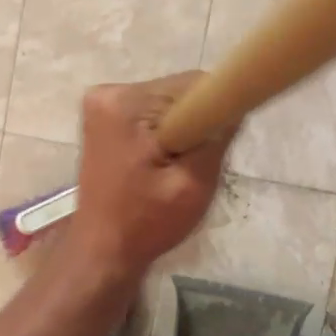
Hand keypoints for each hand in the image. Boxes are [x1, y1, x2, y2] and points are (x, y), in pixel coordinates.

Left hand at [65, 72, 230, 278]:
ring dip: (179, 131)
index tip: (215, 146)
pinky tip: (156, 166)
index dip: (214, 113)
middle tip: (191, 166)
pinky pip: (149, 115)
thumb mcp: (194, 184)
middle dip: (194, 124)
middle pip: (177, 92)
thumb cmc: (147, 223)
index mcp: (126, 104)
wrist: (103, 250)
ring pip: (165, 104)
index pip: (194, 85)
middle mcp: (108, 93)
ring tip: (172, 170)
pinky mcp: (101, 120)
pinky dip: (161, 135)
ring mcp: (100, 105)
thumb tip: (234, 102)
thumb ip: (216, 137)